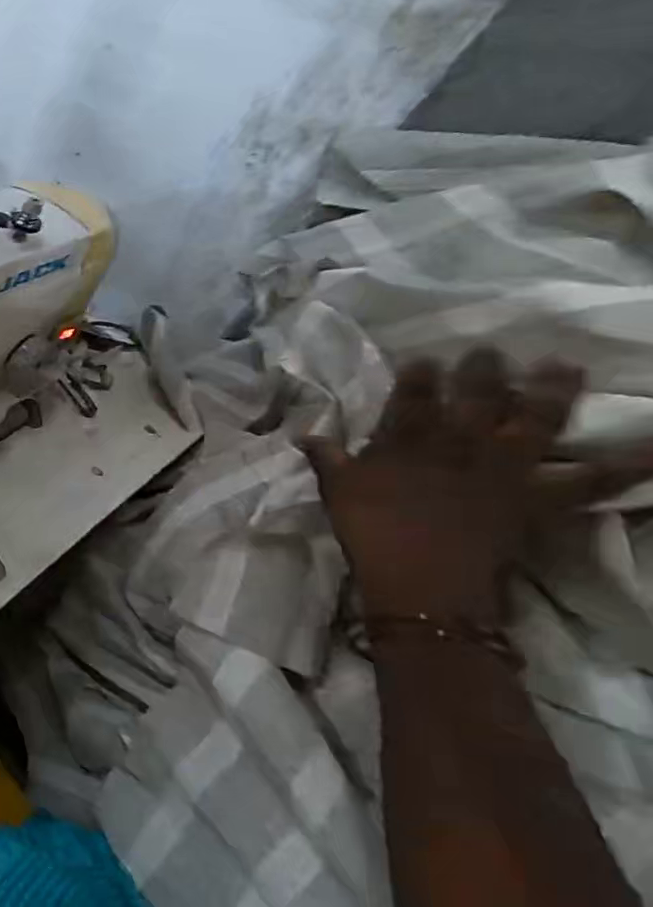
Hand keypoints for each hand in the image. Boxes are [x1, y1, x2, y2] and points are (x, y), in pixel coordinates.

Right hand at [304, 349, 651, 622]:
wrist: (423, 576)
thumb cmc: (369, 529)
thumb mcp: (336, 490)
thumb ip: (327, 458)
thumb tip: (308, 434)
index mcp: (404, 443)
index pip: (411, 400)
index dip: (418, 377)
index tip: (425, 358)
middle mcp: (458, 446)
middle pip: (474, 400)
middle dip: (482, 373)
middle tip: (490, 351)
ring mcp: (504, 469)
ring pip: (533, 422)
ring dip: (550, 392)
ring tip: (563, 365)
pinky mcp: (539, 496)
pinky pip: (593, 479)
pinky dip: (630, 464)